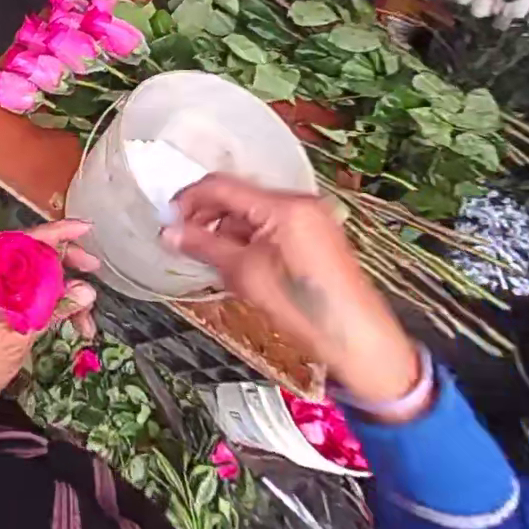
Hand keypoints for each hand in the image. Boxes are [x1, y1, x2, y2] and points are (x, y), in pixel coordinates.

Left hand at [0, 221, 99, 440]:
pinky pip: (35, 300)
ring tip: (87, 313)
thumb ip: (51, 309)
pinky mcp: (3, 312)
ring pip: (39, 281)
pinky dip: (54, 309)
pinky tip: (74, 324)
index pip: (25, 242)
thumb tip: (87, 290)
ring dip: (64, 294)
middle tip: (93, 266)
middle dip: (66, 263)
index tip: (85, 229)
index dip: (58, 233)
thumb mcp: (16, 334)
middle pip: (34, 257)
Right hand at [164, 175, 423, 410]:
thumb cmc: (308, 311)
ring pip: (253, 212)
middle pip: (239, 196)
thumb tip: (171, 232)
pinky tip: (234, 259)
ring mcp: (310, 217)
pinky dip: (248, 237)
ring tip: (206, 254)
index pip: (223, 186)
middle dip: (207, 215)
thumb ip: (204, 246)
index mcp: (284, 206)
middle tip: (182, 237)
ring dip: (226, 228)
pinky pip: (271, 224)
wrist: (359, 342)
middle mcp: (299, 202)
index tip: (169, 216)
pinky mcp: (314, 233)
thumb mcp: (245, 276)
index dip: (190, 199)